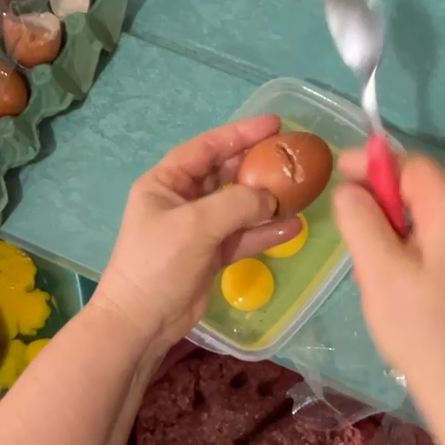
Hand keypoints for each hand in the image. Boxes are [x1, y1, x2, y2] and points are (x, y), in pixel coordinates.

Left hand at [95, 115, 301, 350]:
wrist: (143, 321)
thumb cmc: (158, 264)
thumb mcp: (195, 225)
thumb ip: (236, 203)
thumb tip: (271, 197)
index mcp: (165, 183)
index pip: (206, 148)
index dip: (239, 134)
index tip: (275, 124)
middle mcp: (181, 201)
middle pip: (225, 174)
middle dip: (258, 166)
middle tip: (293, 158)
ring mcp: (197, 229)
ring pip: (238, 206)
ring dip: (267, 200)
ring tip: (301, 191)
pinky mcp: (210, 255)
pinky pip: (242, 236)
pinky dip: (265, 232)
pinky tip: (292, 227)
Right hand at [333, 148, 444, 406]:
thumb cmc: (418, 326)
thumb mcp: (379, 271)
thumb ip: (361, 222)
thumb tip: (348, 189)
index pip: (413, 165)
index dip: (374, 163)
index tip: (336, 175)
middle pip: (418, 187)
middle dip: (378, 198)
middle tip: (346, 227)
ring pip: (420, 214)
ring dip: (386, 225)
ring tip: (364, 261)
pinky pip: (428, 237)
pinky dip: (401, 244)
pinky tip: (385, 276)